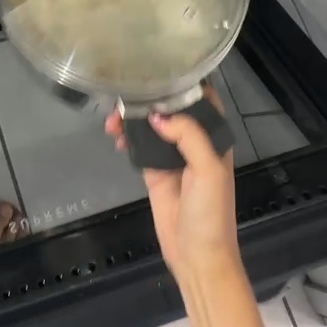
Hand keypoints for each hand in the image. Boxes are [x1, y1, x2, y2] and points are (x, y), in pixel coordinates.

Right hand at [105, 86, 240, 281]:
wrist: (197, 257)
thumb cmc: (210, 212)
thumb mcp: (207, 170)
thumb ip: (188, 136)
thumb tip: (157, 117)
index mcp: (213, 140)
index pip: (203, 101)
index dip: (185, 84)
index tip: (161, 69)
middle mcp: (193, 143)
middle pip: (170, 111)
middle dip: (149, 99)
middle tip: (126, 95)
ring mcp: (172, 157)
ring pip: (151, 126)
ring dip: (132, 119)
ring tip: (113, 120)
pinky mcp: (154, 171)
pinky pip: (138, 146)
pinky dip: (126, 137)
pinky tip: (116, 137)